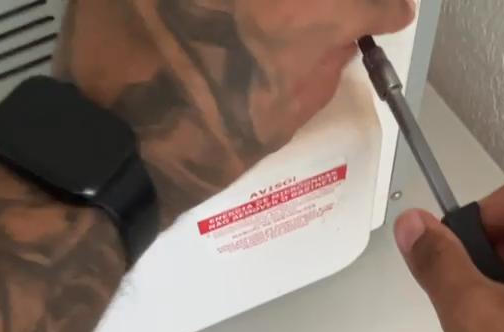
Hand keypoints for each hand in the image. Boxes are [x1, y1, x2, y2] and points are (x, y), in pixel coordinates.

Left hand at [61, 0, 415, 219]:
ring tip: (254, 33)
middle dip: (326, 6)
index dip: (384, 8)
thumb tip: (340, 41)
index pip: (369, 0)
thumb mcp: (278, 120)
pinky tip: (212, 24)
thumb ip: (321, 70)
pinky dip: (218, 9)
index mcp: (297, 21)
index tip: (388, 12)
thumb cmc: (193, 144)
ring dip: (273, 8)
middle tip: (322, 20)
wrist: (115, 142)